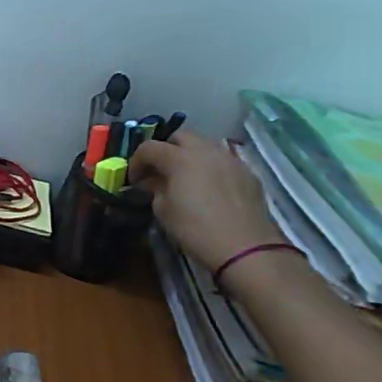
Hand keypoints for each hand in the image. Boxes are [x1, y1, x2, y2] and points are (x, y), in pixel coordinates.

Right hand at [128, 130, 285, 268]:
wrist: (243, 245)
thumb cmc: (193, 227)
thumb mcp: (162, 209)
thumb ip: (155, 189)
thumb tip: (152, 182)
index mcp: (180, 158)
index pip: (149, 147)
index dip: (136, 161)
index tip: (134, 180)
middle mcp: (207, 150)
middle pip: (180, 137)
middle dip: (165, 150)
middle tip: (158, 172)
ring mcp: (230, 159)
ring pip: (204, 146)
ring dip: (188, 156)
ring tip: (183, 179)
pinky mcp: (247, 172)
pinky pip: (222, 160)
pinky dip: (208, 167)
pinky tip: (207, 189)